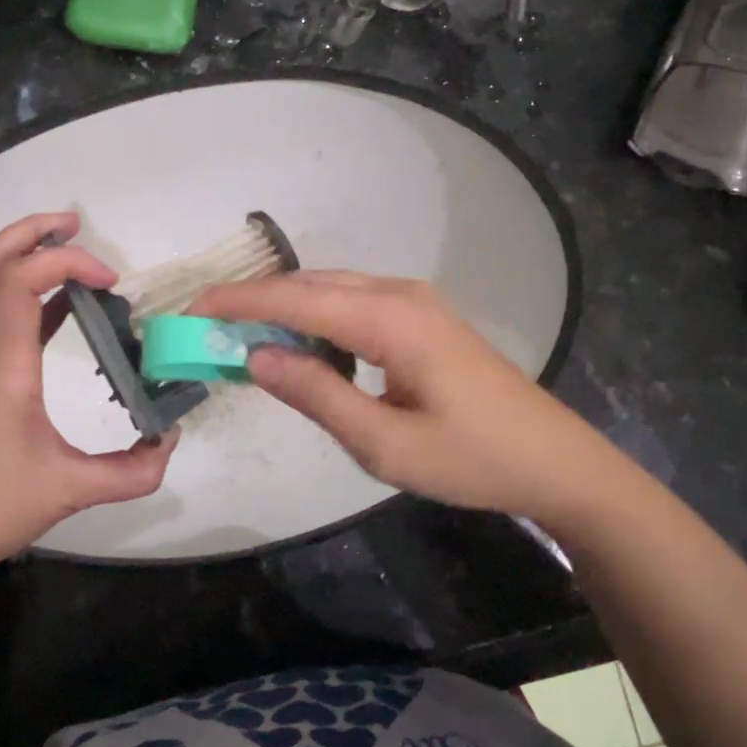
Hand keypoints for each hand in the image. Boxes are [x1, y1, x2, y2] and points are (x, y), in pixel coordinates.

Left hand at [0, 213, 177, 588]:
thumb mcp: (73, 490)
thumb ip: (133, 469)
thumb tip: (170, 437)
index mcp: (4, 370)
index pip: (18, 283)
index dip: (64, 263)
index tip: (112, 282)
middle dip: (30, 232)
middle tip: (76, 225)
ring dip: (23, 255)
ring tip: (72, 249)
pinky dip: (29, 294)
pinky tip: (68, 305)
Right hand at [188, 271, 611, 520]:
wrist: (555, 462)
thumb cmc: (472, 459)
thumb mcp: (385, 444)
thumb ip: (317, 396)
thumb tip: (255, 356)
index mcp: (391, 321)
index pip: (297, 300)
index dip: (240, 302)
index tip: (191, 309)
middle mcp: (400, 295)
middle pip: (311, 284)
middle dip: (255, 298)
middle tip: (205, 323)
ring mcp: (415, 302)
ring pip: (331, 289)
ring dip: (284, 305)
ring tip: (241, 334)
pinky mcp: (422, 317)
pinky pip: (353, 301)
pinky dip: (315, 315)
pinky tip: (301, 346)